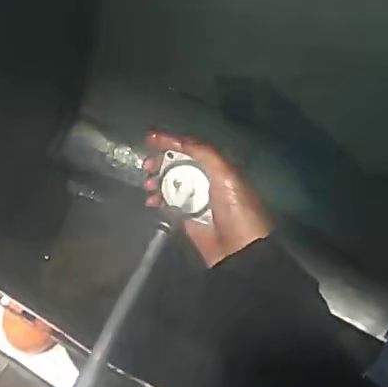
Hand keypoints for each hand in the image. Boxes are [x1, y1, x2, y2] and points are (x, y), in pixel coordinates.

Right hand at [144, 131, 273, 266]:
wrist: (240, 249)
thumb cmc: (235, 208)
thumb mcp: (226, 175)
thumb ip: (204, 153)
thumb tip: (179, 139)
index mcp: (216, 166)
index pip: (189, 147)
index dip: (170, 140)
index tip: (150, 137)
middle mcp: (204, 179)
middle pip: (176, 163)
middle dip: (159, 161)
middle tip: (147, 166)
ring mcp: (193, 198)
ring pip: (168, 182)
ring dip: (155, 180)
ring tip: (149, 186)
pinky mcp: (185, 217)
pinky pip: (166, 203)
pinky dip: (156, 199)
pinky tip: (151, 201)